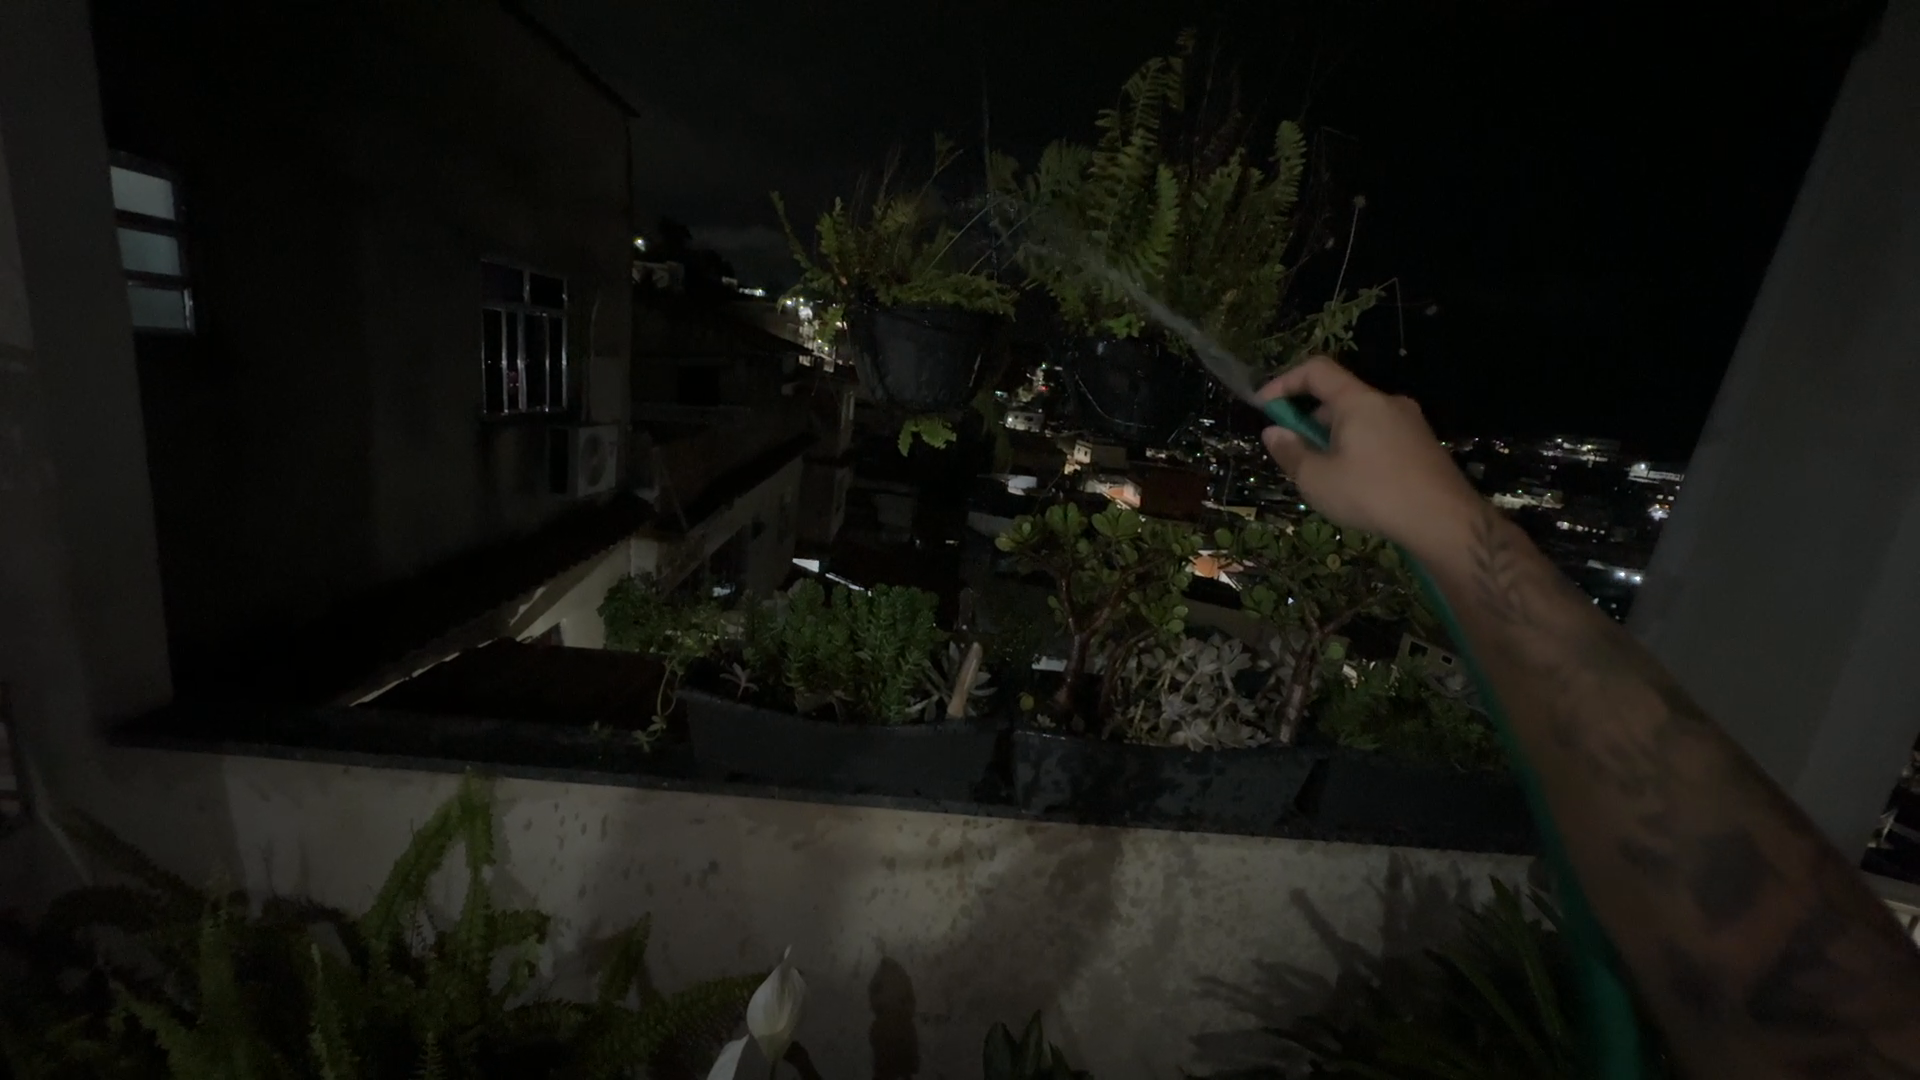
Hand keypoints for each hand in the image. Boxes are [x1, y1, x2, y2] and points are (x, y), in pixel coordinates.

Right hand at [1258, 357, 1482, 558]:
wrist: (1444, 521)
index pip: (1316, 371)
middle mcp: (1386, 403)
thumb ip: (1290, 451)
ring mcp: (1409, 423)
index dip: (1284, 382)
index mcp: (1358, 402)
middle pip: (1337, 398)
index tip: (1263, 407)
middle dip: (1307, 420)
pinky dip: (1354, 448)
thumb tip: (1273, 432)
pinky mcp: (1421, 444)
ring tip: (1321, 475)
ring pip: (1357, 419)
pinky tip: (1352, 483)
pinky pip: (1377, 435)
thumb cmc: (1371, 494)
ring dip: (1330, 438)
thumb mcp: (1316, 478)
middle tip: (1293, 454)